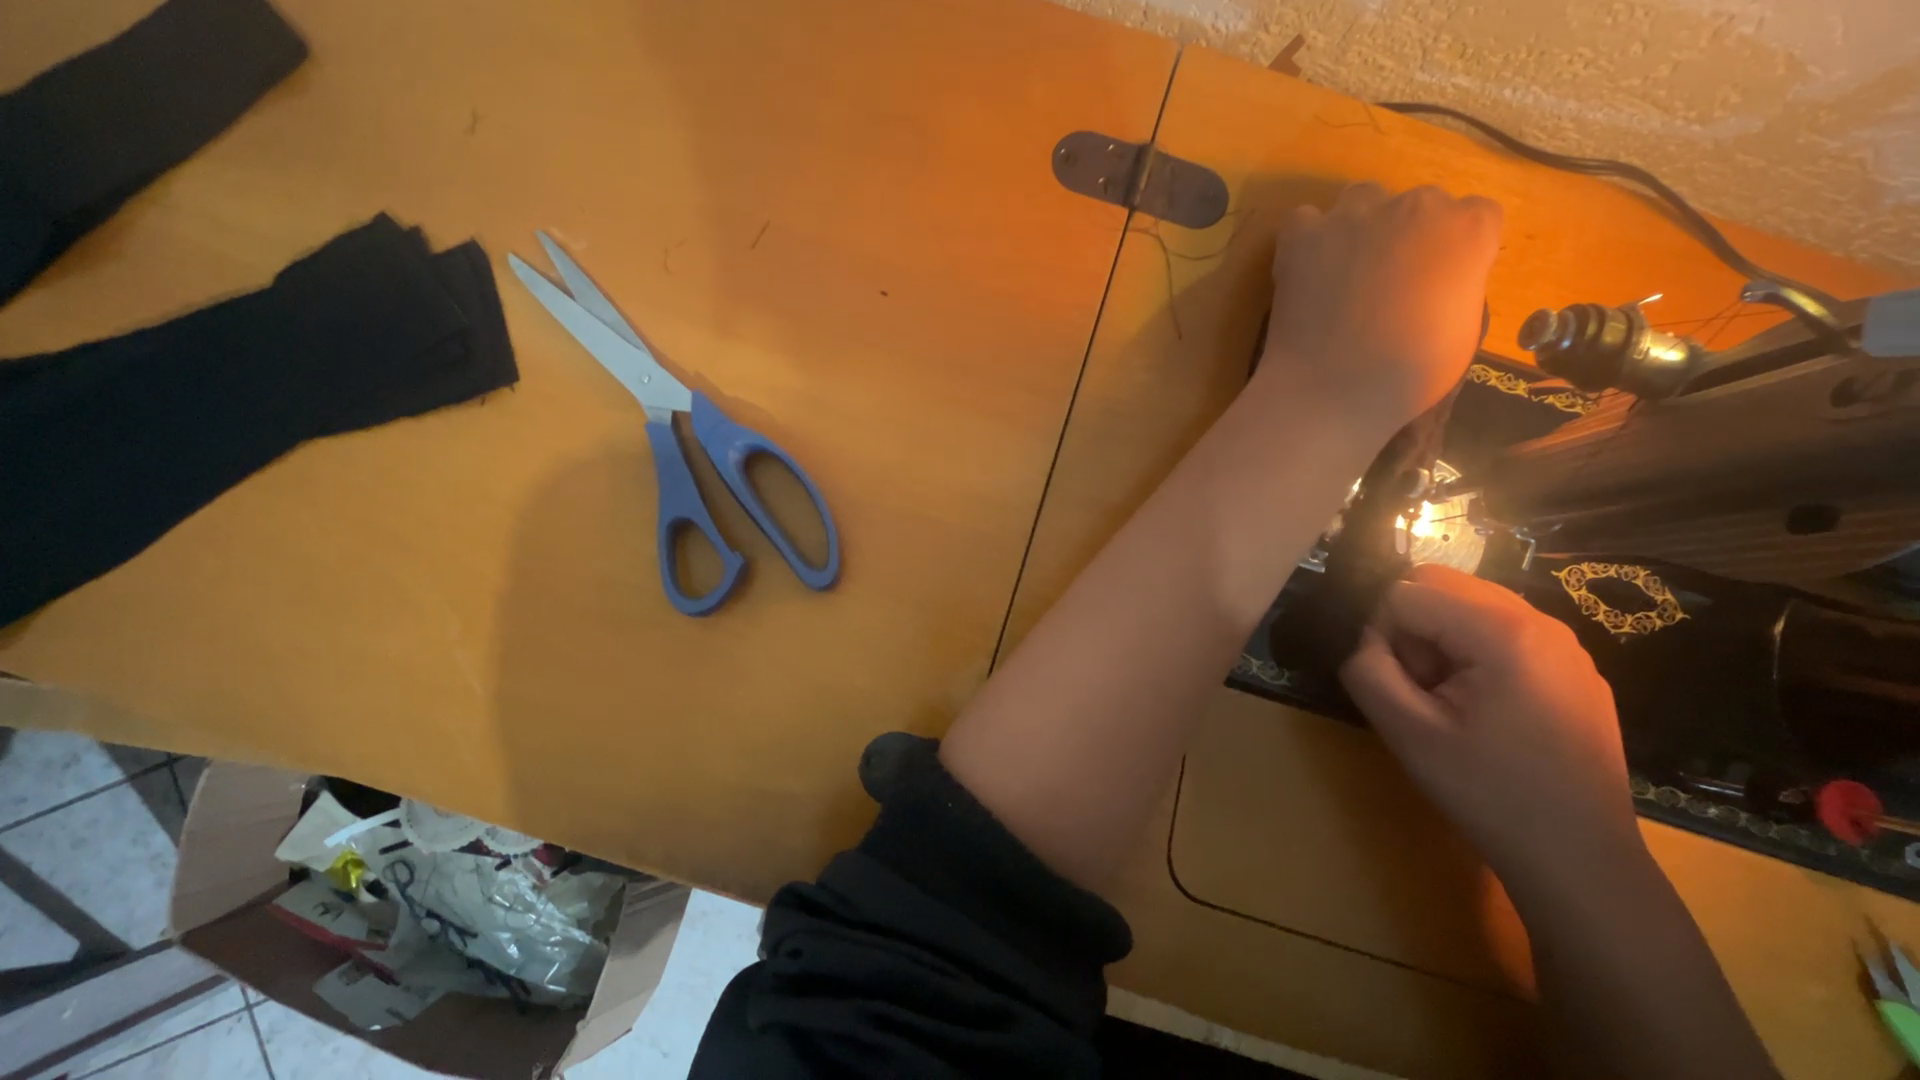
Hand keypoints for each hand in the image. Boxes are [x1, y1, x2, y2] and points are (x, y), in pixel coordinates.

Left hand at [1258, 183, 1501, 434]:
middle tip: (1388, 281)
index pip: (1476, 216)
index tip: (1439, 279)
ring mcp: (1355, 215)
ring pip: (1363, 199)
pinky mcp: (1303, 234)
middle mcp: (1416, 206)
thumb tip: (1439, 276)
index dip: (1456, 249)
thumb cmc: (1409, 372)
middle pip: (1419, 205)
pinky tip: (1306, 269)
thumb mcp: (1464, 328)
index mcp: (1469, 228)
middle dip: (1408, 235)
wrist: (1333, 389)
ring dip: (1360, 226)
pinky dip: (1307, 239)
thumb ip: (1458, 282)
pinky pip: (1305, 219)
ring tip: (1346, 270)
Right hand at [1340, 564, 1640, 886]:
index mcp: (1504, 630)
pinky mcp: (1576, 671)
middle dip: (1415, 629)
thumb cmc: (1488, 794)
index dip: (1383, 633)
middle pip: (1443, 585)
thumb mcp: (1407, 732)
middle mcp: (1542, 621)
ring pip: (1472, 606)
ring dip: (1443, 641)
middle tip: (1422, 691)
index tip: (1399, 687)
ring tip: (1453, 703)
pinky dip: (1477, 656)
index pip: (1407, 591)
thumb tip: (1363, 638)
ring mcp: (1567, 646)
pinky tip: (1488, 714)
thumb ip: (1367, 669)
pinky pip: (1505, 634)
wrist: (1579, 859)